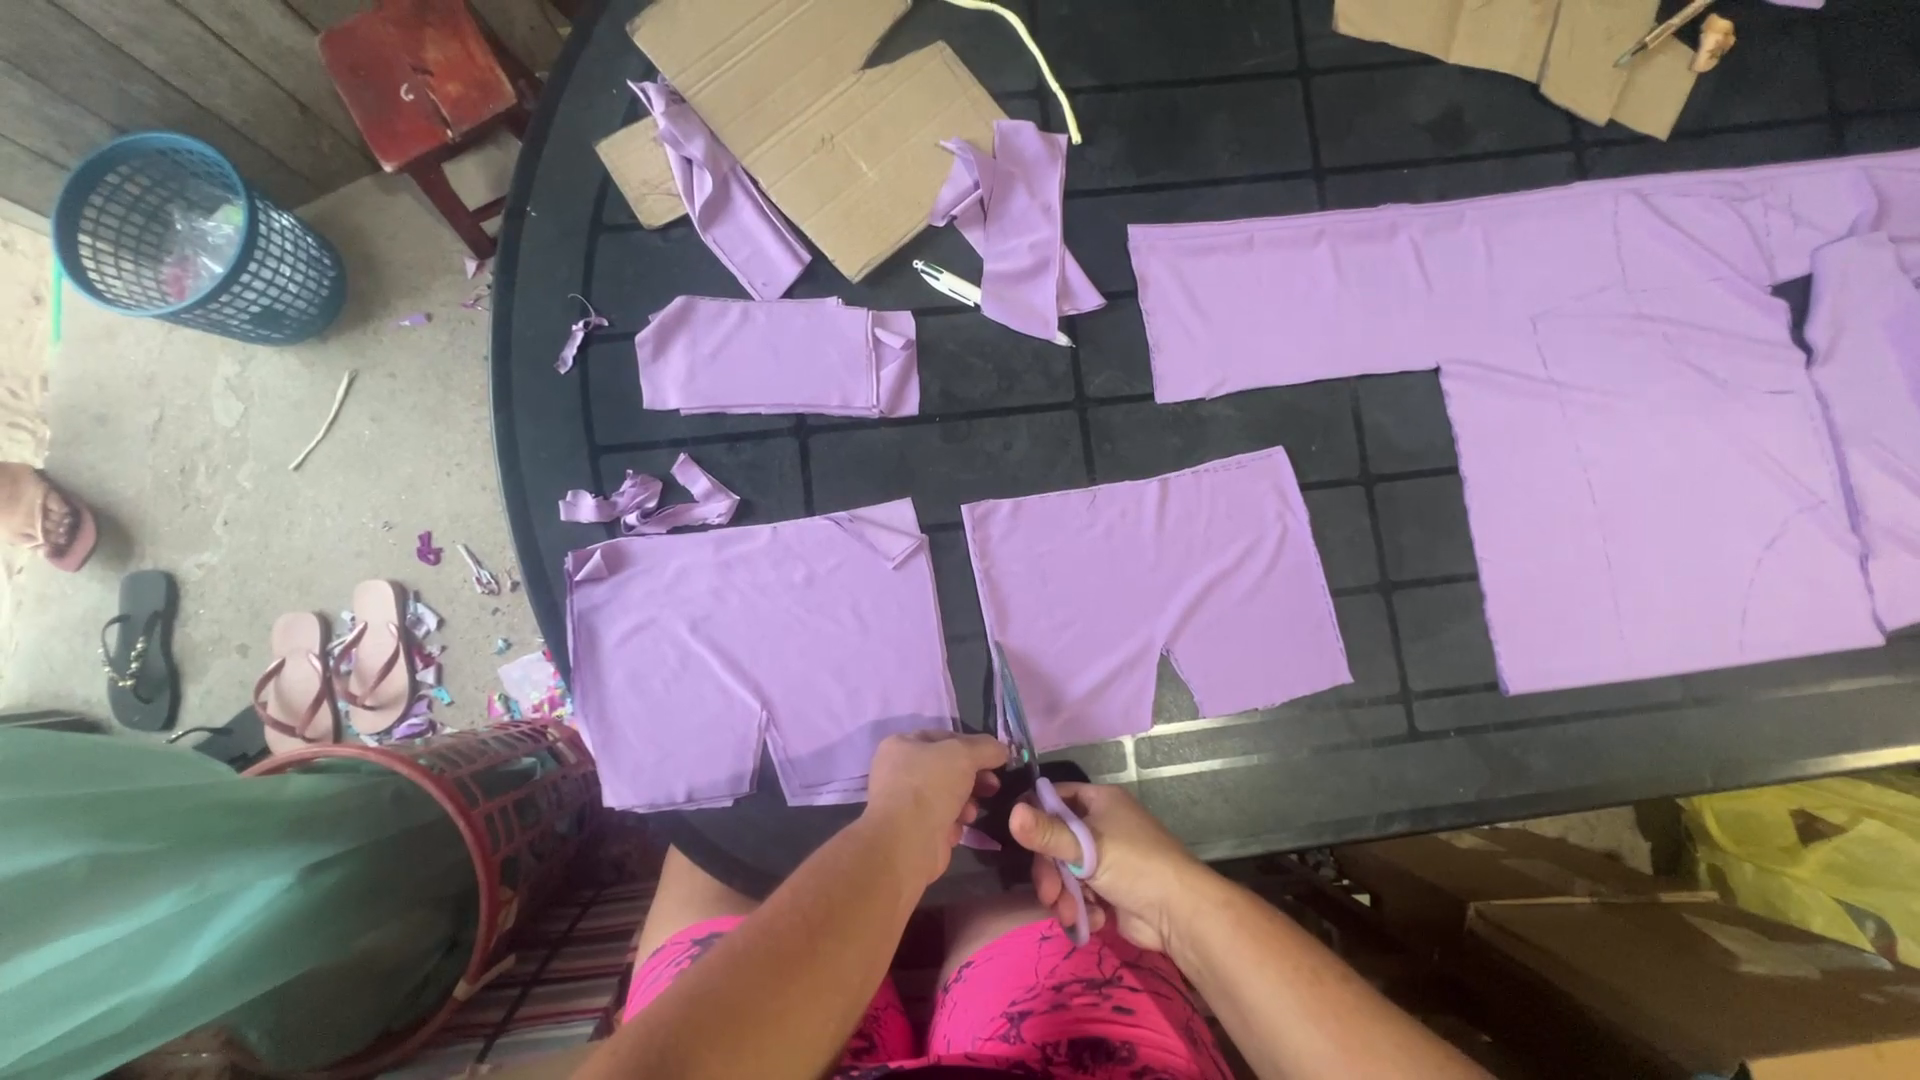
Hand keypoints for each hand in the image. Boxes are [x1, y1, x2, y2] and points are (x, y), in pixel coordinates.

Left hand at [862, 731, 1007, 884]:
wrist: (907, 843)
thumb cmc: (929, 786)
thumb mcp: (963, 754)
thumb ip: (986, 748)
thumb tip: (1002, 750)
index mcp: (901, 745)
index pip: (943, 738)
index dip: (972, 745)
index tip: (995, 758)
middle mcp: (899, 771)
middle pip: (947, 768)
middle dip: (974, 776)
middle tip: (994, 786)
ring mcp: (905, 802)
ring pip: (948, 795)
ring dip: (966, 801)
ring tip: (971, 812)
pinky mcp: (914, 830)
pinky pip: (943, 820)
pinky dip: (954, 823)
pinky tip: (958, 828)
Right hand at [1010, 782, 1214, 952]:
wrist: (1180, 914)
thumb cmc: (1135, 865)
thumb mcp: (1086, 847)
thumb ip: (1046, 833)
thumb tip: (1011, 813)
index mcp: (1099, 801)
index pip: (1054, 798)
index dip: (1035, 817)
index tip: (1022, 840)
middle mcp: (1102, 824)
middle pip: (1056, 842)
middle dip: (1050, 872)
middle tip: (1049, 893)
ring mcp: (1107, 858)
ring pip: (1066, 872)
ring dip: (1064, 895)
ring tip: (1070, 914)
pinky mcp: (1111, 889)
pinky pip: (1082, 893)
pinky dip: (1083, 908)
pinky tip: (1093, 921)